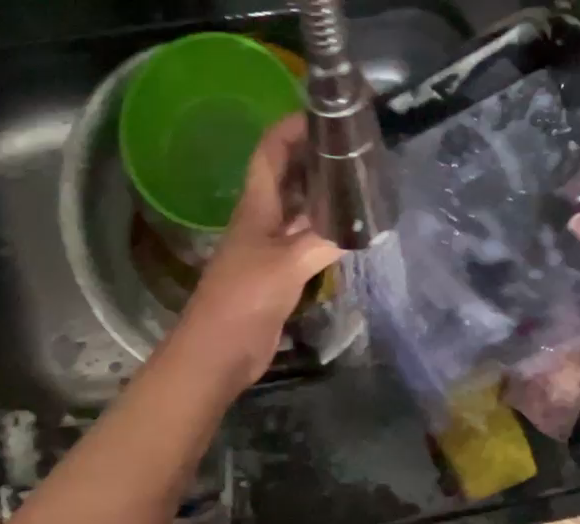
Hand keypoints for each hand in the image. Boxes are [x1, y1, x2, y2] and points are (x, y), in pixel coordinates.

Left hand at [177, 114, 343, 385]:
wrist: (219, 352)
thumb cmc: (244, 300)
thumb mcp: (286, 265)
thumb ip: (322, 241)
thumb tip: (359, 226)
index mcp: (256, 208)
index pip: (270, 152)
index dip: (291, 128)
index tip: (324, 115)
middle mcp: (261, 222)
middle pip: (287, 179)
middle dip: (315, 160)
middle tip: (355, 151)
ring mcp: (268, 252)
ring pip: (298, 214)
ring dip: (323, 200)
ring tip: (360, 187)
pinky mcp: (277, 279)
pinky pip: (304, 246)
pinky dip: (324, 237)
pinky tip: (347, 237)